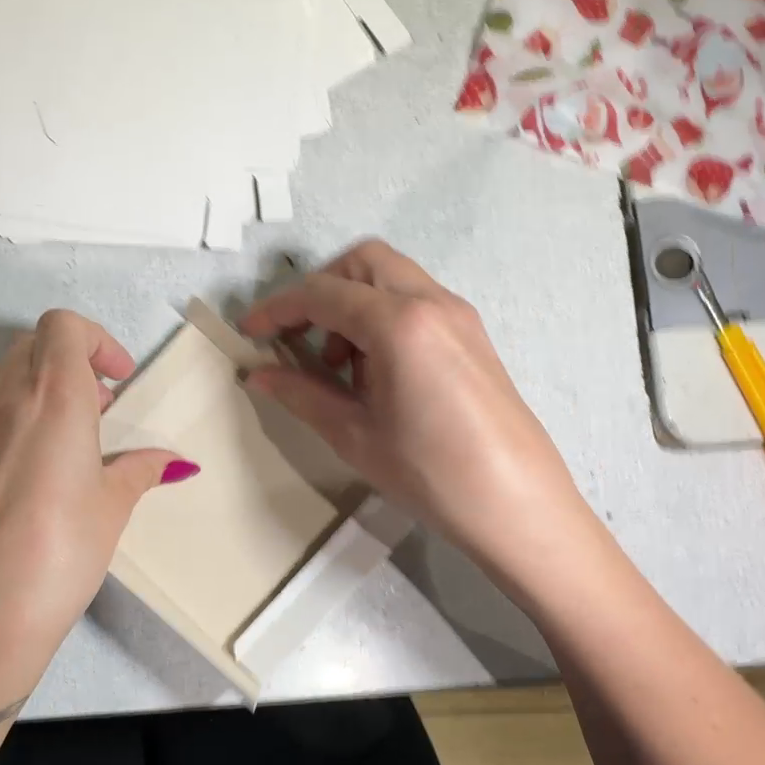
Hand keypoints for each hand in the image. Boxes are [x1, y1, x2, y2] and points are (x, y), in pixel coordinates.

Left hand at [0, 311, 190, 677]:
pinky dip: (15, 406)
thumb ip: (139, 471)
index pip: (64, 327)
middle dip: (73, 358)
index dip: (97, 341)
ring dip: (39, 377)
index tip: (120, 379)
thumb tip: (173, 463)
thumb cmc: (63, 550)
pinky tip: (38, 457)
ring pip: (5, 368)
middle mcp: (8, 397)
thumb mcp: (112, 507)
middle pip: (35, 342)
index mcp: (54, 395)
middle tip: (102, 403)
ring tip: (69, 424)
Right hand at [240, 240, 593, 587]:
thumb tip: (259, 374)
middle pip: (362, 262)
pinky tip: (373, 372)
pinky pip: (415, 302)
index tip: (248, 331)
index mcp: (398, 324)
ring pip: (391, 279)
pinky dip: (381, 316)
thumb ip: (301, 393)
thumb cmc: (428, 471)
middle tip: (295, 335)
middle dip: (319, 289)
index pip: (323, 294)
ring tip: (337, 366)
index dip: (277, 309)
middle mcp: (432, 303)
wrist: (515, 502)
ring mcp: (458, 315)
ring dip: (351, 303)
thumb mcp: (352, 434)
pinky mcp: (471, 335)